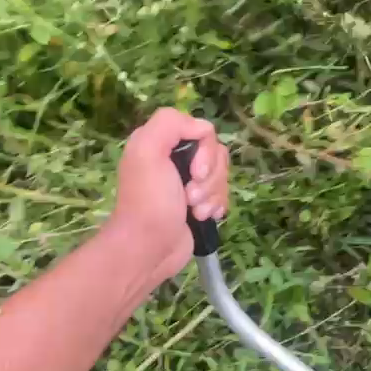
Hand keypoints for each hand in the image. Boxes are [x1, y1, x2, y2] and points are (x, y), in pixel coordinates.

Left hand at [106, 107, 229, 286]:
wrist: (150, 247)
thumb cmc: (149, 201)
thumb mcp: (148, 150)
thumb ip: (171, 123)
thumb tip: (204, 129)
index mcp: (162, 141)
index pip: (204, 132)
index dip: (206, 153)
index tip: (194, 173)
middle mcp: (176, 159)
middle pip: (217, 154)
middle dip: (210, 179)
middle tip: (189, 197)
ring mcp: (189, 183)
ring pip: (222, 176)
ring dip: (212, 196)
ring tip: (194, 212)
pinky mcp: (200, 204)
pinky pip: (223, 195)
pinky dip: (217, 206)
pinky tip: (203, 218)